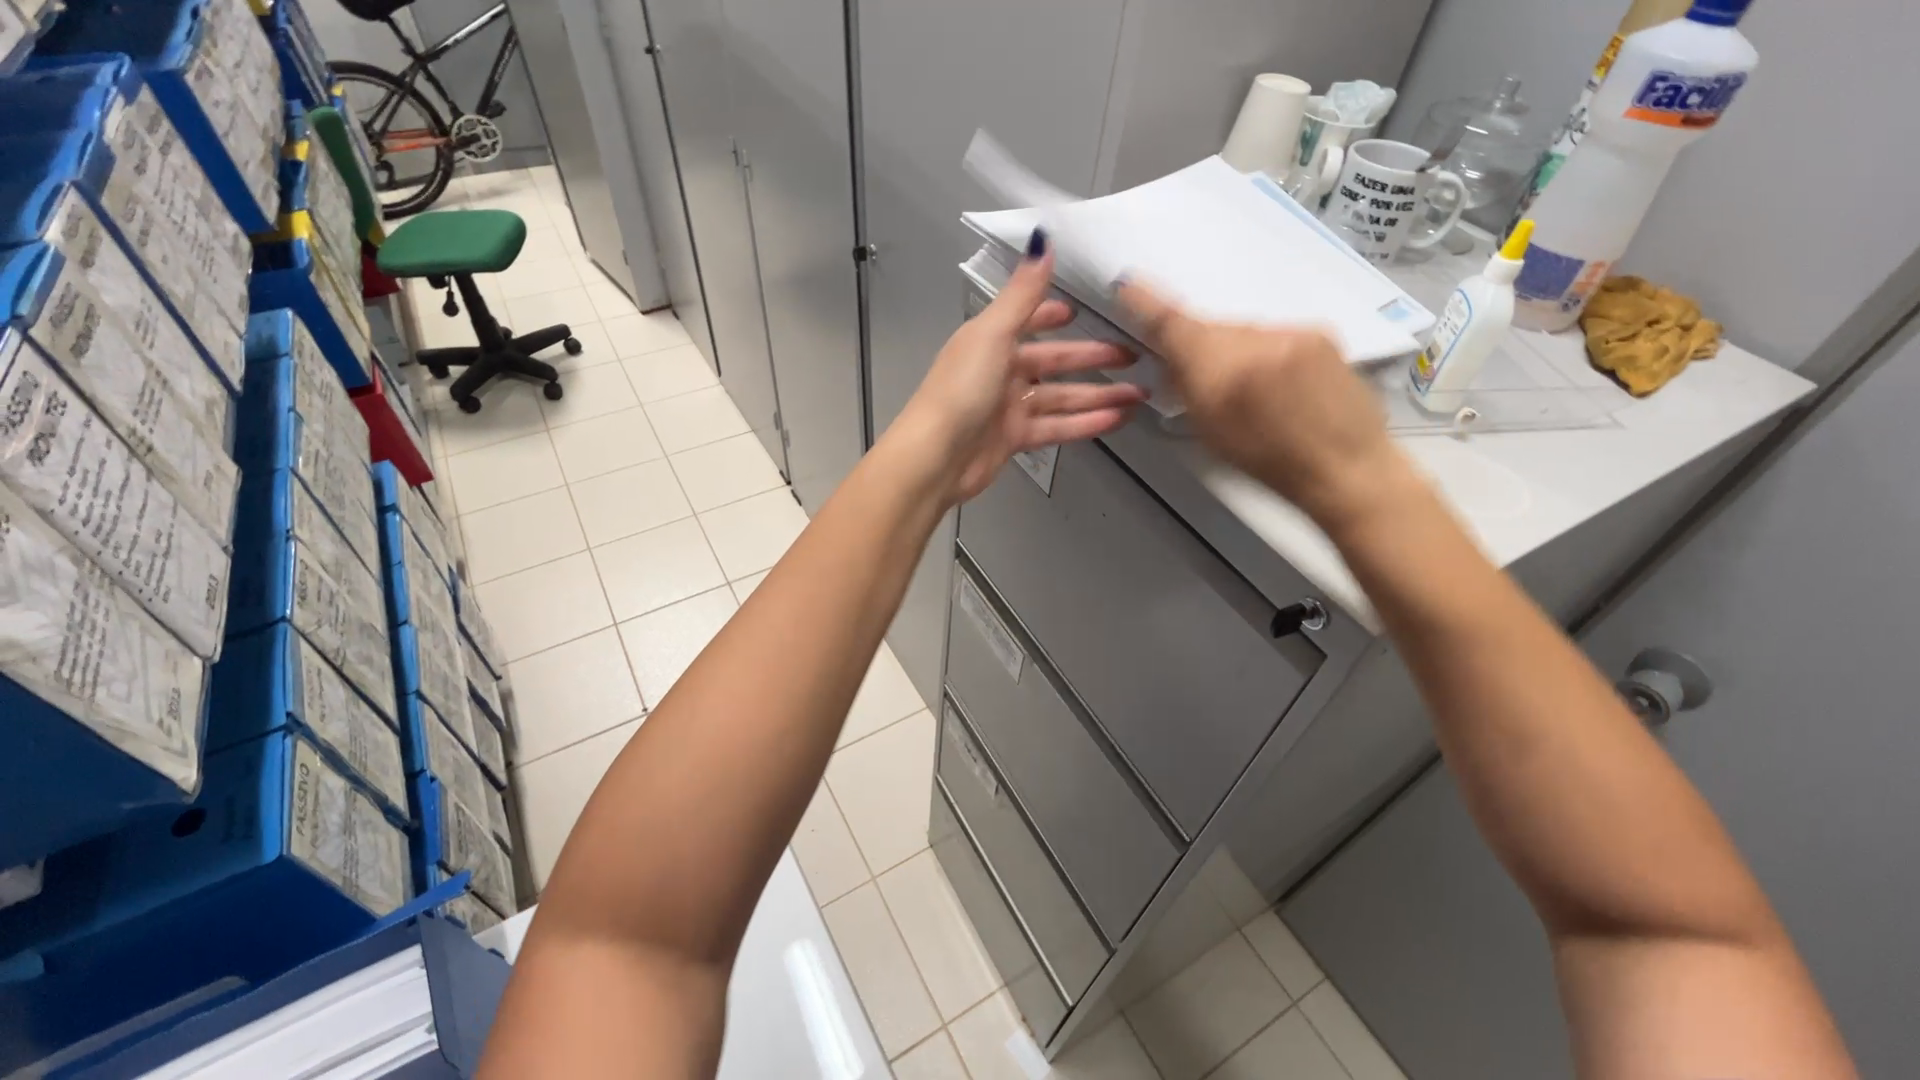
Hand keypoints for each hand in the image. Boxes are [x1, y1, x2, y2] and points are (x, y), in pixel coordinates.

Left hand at [894, 234, 1147, 502]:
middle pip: (1054, 361)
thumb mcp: (992, 334)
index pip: (1027, 320)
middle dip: (1092, 357)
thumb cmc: (960, 390)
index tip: (1082, 311)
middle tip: (1132, 356)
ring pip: (1062, 396)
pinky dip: (1086, 423)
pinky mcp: (1015, 438)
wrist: (935, 457)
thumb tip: (1041, 239)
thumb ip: (1022, 293)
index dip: (1053, 314)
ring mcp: (1008, 407)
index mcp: (989, 340)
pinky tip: (1117, 419)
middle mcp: (1000, 370)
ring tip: (1138, 393)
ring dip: (1099, 394)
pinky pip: (1058, 426)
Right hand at [1118, 281, 1409, 531]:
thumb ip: (1186, 386)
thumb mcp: (1210, 432)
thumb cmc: (1272, 462)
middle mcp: (1252, 340)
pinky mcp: (1318, 331)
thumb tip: (1171, 357)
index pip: (1172, 322)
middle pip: (1210, 328)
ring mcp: (1289, 332)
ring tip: (1257, 391)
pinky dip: (1271, 352)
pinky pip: (1276, 333)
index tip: (1129, 284)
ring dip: (1240, 351)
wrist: (1346, 467)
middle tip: (1211, 382)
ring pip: (1244, 330)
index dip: (1145, 301)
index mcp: (1217, 371)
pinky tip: (1285, 384)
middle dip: (1203, 346)